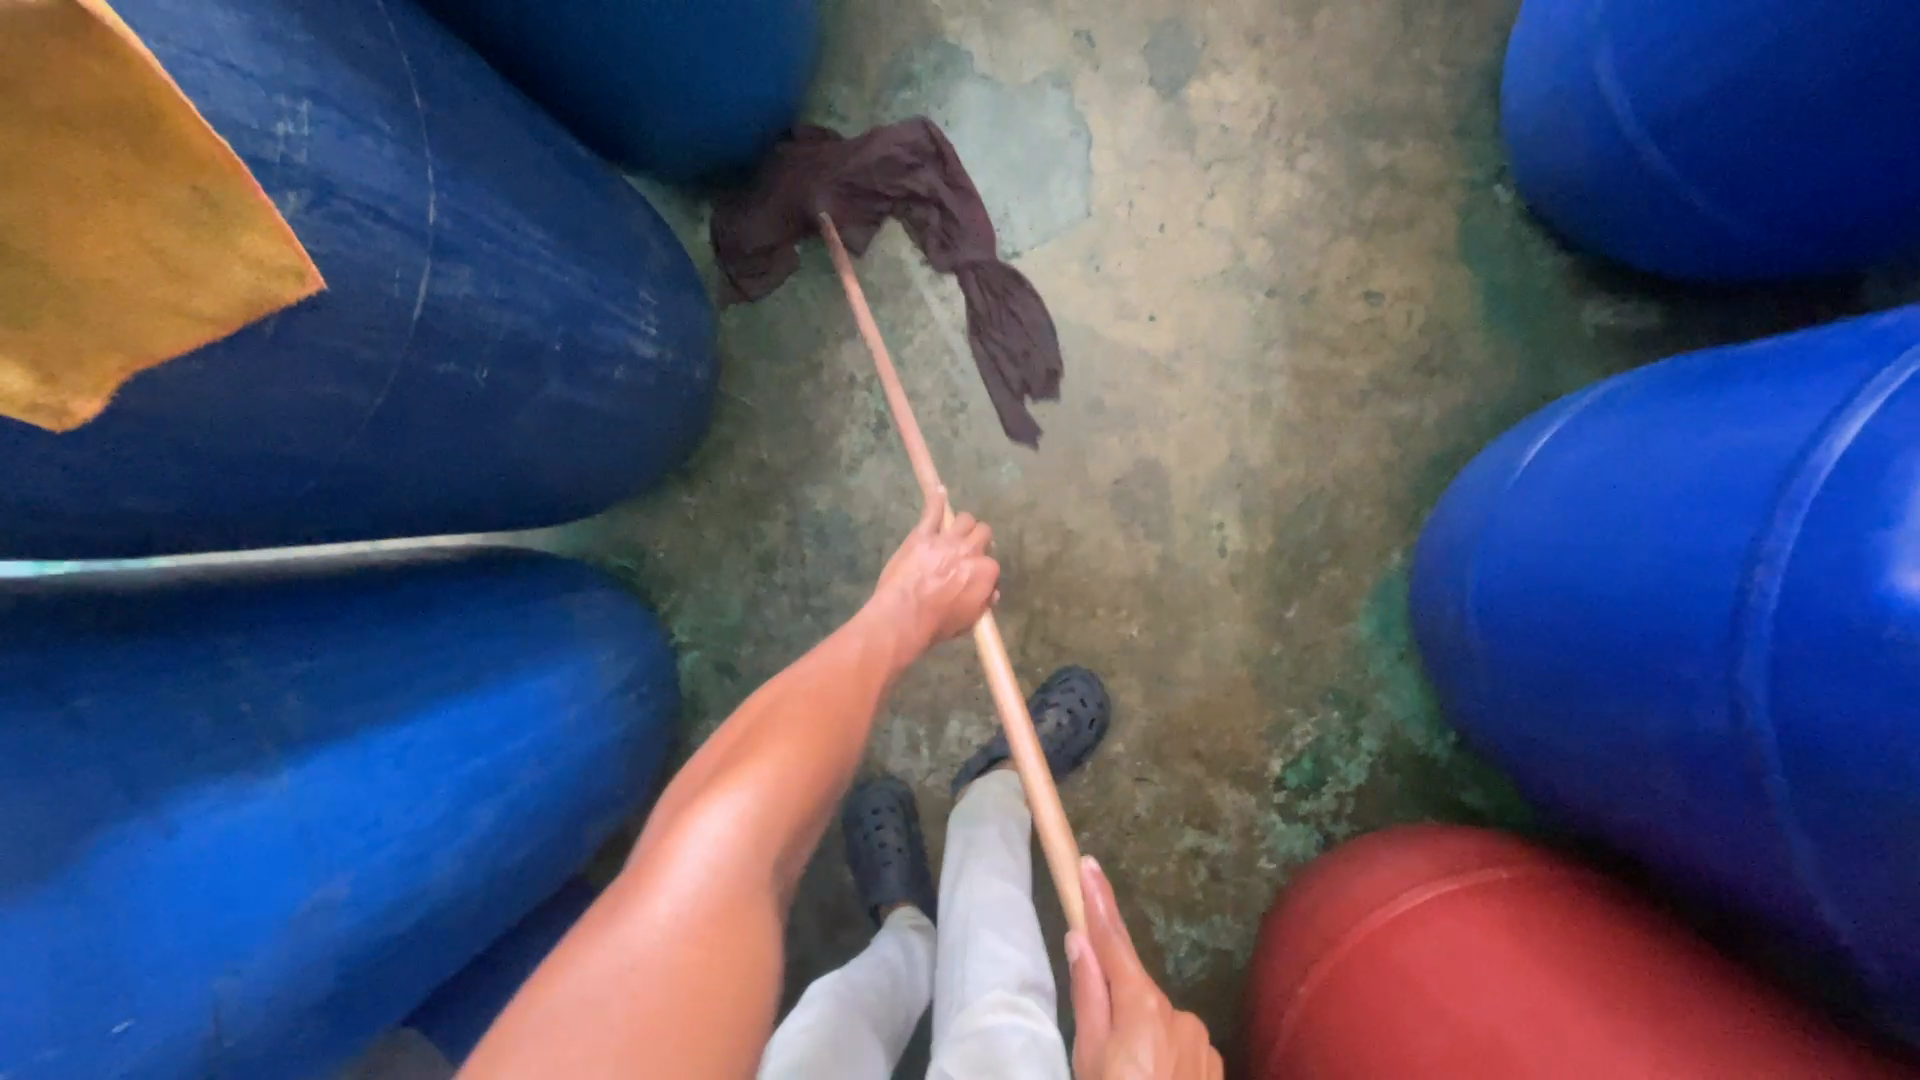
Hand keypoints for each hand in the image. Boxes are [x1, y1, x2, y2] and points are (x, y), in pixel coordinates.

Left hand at [868, 489, 998, 658]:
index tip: (974, 575)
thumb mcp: (969, 620)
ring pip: (965, 519)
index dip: (983, 569)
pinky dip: (937, 500)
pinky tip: (939, 493)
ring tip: (957, 529)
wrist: (905, 616)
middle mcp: (970, 551)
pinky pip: (933, 511)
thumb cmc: (938, 624)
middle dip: (979, 539)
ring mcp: (946, 539)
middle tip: (969, 547)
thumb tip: (992, 592)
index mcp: (986, 572)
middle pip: (983, 533)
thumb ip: (983, 602)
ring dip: (963, 524)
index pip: (992, 564)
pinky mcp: (923, 534)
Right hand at [1067, 856, 1222, 1079]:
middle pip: (1133, 987)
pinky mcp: (1213, 1065)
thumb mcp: (1089, 1058)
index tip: (1088, 862)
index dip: (1098, 900)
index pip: (1112, 940)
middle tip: (1099, 1051)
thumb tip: (1081, 941)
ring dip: (1137, 1034)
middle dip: (1113, 999)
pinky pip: (1175, 1045)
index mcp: (1142, 1005)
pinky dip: (1158, 1056)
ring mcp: (1201, 1040)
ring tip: (1125, 1079)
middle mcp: (1178, 1012)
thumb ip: (1088, 996)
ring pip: (1154, 1020)